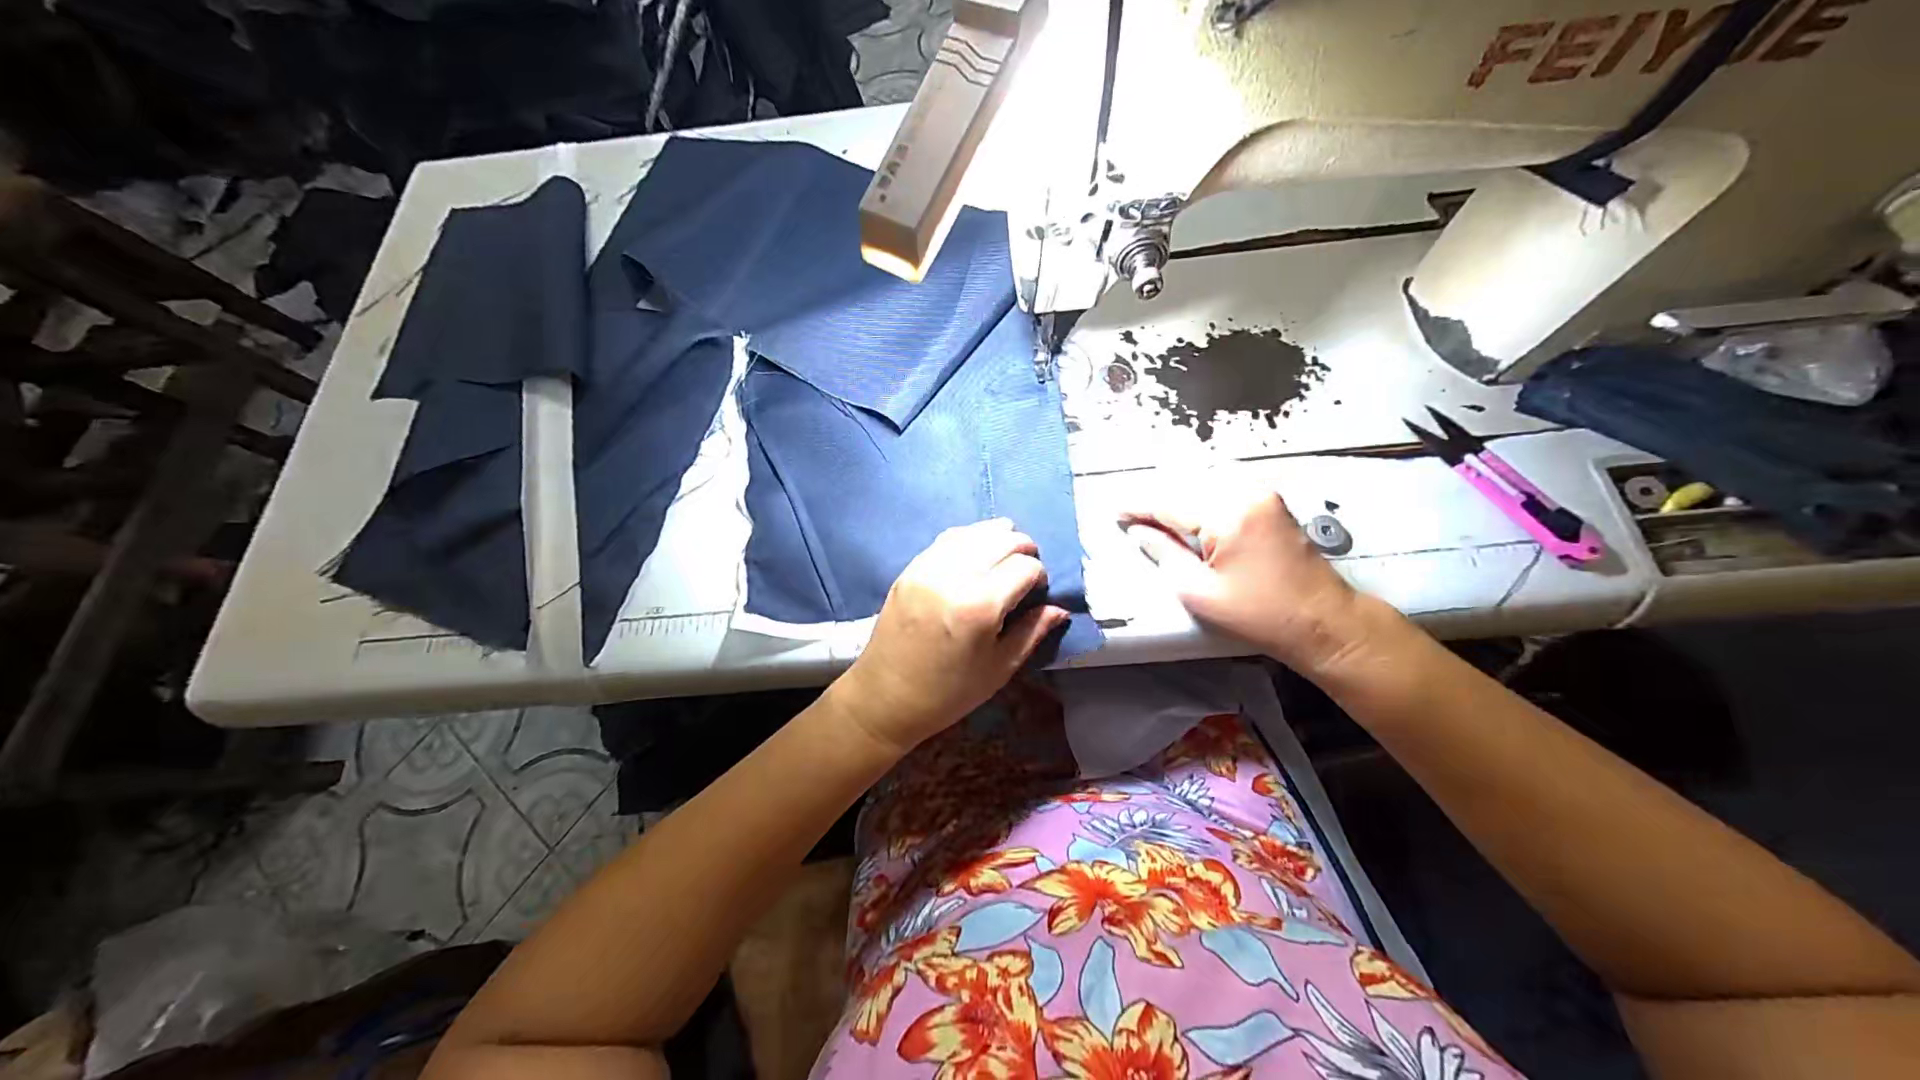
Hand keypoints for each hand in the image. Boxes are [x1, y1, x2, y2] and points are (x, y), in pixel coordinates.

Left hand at [832, 520, 1070, 755]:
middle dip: (1023, 549)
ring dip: (996, 538)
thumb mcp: (999, 668)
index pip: (1025, 566)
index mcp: (980, 605)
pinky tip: (976, 555)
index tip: (1036, 593)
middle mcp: (954, 577)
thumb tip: (1059, 608)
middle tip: (1025, 572)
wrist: (885, 697)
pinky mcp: (910, 569)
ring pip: (974, 532)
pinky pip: (947, 539)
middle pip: (1002, 539)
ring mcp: (928, 568)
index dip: (1039, 577)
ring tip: (1004, 558)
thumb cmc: (948, 693)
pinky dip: (968, 540)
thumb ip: (1031, 631)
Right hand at [1120, 484, 1387, 675]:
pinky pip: (1226, 492)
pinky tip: (1188, 517)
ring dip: (1180, 499)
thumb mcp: (1200, 592)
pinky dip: (1202, 500)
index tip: (1118, 513)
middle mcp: (1248, 495)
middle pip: (1188, 487)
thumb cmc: (1262, 615)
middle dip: (1158, 501)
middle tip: (1132, 518)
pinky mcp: (1272, 505)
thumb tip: (1140, 532)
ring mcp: (1264, 497)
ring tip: (1156, 518)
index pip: (1171, 502)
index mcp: (1229, 515)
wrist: (1325, 622)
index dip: (1140, 508)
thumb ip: (1164, 555)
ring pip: (1206, 486)